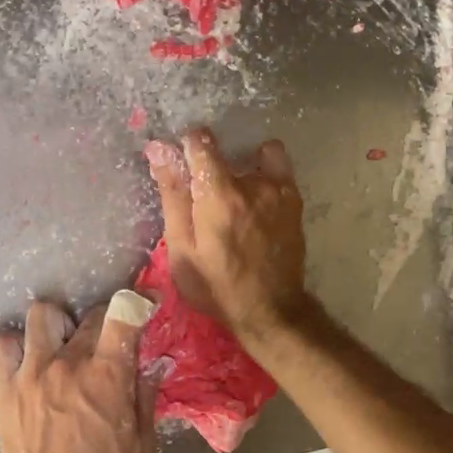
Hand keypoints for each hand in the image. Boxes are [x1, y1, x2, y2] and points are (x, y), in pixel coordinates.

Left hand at [0, 295, 155, 452]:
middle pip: (90, 315)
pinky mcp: (5, 384)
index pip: (123, 315)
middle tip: (106, 343)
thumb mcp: (141, 443)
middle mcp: (68, 363)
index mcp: (107, 375)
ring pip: (42, 314)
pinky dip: (15, 343)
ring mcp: (32, 371)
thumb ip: (146, 397)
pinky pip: (2, 342)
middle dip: (104, 322)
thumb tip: (154, 364)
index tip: (143, 302)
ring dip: (58, 322)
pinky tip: (27, 359)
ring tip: (62, 343)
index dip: (137, 300)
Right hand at [147, 127, 310, 343]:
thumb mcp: (183, 247)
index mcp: (219, 194)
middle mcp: (252, 182)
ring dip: (239, 172)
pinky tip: (254, 204)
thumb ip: (173, 194)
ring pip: (253, 158)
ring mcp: (279, 188)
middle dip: (210, 167)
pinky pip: (276, 168)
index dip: (187, 146)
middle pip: (225, 153)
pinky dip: (263, 175)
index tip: (181, 162)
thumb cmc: (216, 285)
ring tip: (232, 203)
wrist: (270, 310)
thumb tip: (159, 150)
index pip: (201, 142)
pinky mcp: (294, 198)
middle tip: (204, 202)